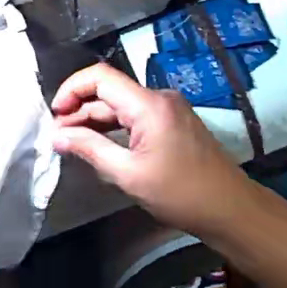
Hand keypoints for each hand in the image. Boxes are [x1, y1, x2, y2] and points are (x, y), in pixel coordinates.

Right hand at [51, 64, 265, 244]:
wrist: (232, 210)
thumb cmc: (181, 193)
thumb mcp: (129, 174)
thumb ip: (90, 149)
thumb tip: (56, 136)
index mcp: (149, 104)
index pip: (100, 77)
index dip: (71, 88)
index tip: (54, 114)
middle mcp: (158, 98)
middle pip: (109, 90)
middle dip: (79, 109)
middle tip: (57, 135)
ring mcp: (167, 109)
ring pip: (120, 105)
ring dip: (94, 120)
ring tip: (70, 141)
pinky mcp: (171, 123)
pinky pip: (134, 116)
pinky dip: (112, 127)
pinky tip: (97, 145)